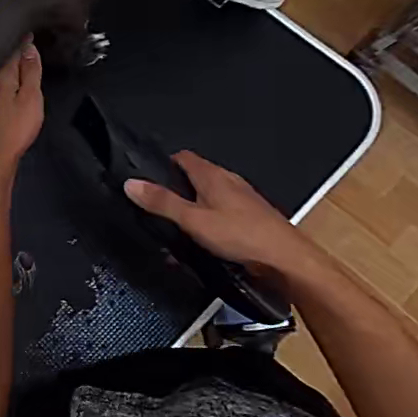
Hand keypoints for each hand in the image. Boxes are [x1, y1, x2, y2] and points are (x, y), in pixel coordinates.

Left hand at [0, 38, 43, 183]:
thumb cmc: (17, 128)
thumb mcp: (30, 98)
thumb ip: (30, 72)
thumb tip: (29, 48)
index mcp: (2, 78)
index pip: (15, 54)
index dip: (25, 45)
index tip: (31, 35)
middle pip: (7, 64)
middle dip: (19, 56)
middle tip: (31, 47)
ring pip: (3, 77)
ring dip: (14, 70)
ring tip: (26, 65)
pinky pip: (1, 88)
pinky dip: (10, 83)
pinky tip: (15, 87)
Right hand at [123, 151, 324, 277]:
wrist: (284, 259)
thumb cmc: (244, 236)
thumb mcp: (193, 221)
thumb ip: (162, 203)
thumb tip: (133, 184)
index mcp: (213, 175)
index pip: (183, 157)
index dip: (165, 165)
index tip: (151, 178)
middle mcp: (229, 182)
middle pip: (196, 178)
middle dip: (177, 192)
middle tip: (161, 210)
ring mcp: (242, 199)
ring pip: (209, 197)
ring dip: (193, 211)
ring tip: (179, 231)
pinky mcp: (250, 217)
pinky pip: (222, 214)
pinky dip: (209, 224)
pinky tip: (205, 244)